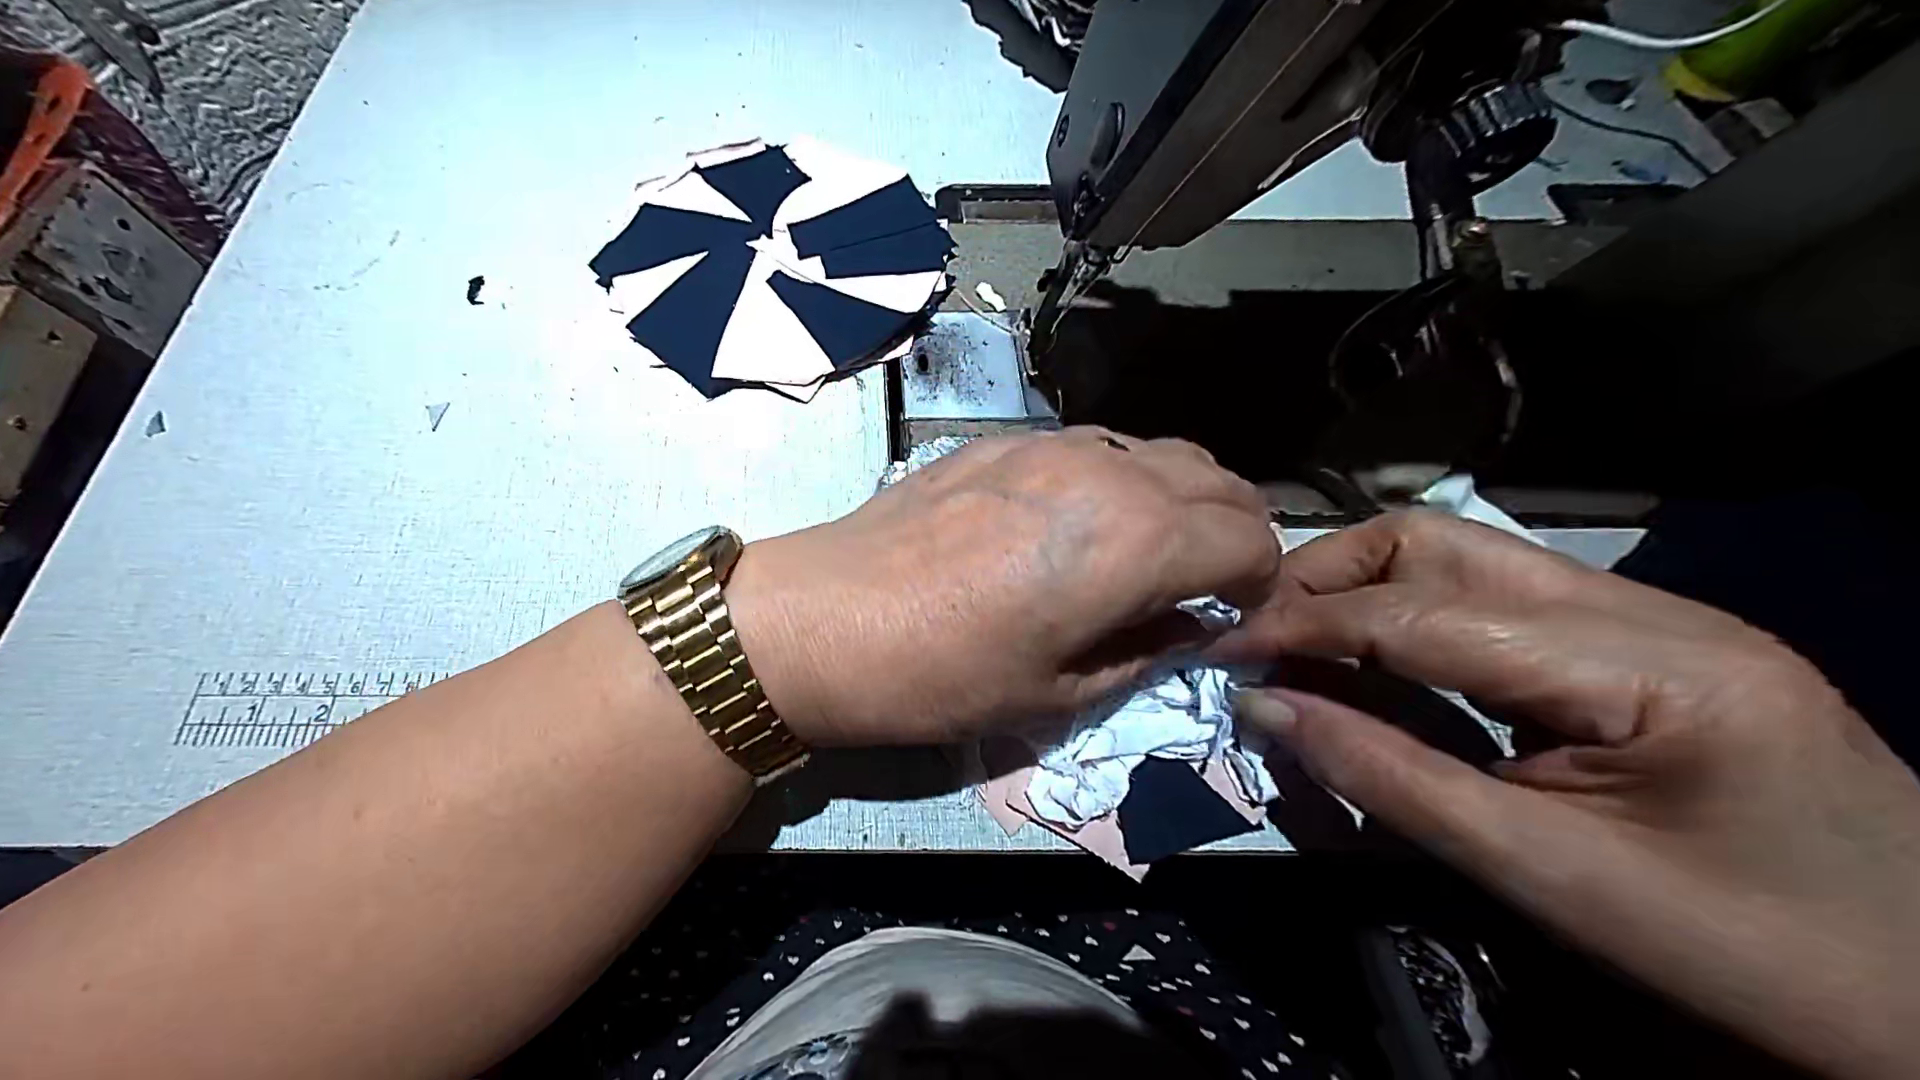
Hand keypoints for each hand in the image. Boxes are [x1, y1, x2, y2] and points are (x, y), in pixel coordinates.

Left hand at [725, 428, 1278, 746]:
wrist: (827, 618)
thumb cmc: (942, 673)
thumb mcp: (1058, 691)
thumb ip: (1146, 650)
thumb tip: (1192, 627)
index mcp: (1134, 541)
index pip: (1252, 540)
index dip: (1260, 581)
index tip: (1235, 613)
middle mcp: (1107, 473)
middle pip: (1220, 484)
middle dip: (1233, 534)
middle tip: (1206, 584)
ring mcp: (1053, 445)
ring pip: (1161, 452)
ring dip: (1181, 499)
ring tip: (1151, 550)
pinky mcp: (1006, 439)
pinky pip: (1099, 445)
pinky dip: (1123, 477)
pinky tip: (1085, 518)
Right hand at [1232, 511, 1919, 1079]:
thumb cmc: (1755, 957)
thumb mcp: (1545, 876)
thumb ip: (1385, 777)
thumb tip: (1261, 707)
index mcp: (1647, 664)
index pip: (1418, 612)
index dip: (1301, 624)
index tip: (1221, 650)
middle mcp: (1641, 607)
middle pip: (1434, 541)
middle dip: (1324, 579)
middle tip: (1259, 638)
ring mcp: (1640, 613)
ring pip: (1454, 556)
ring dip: (1357, 589)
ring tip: (1299, 645)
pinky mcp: (1628, 638)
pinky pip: (1482, 598)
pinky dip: (1402, 617)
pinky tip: (1371, 661)